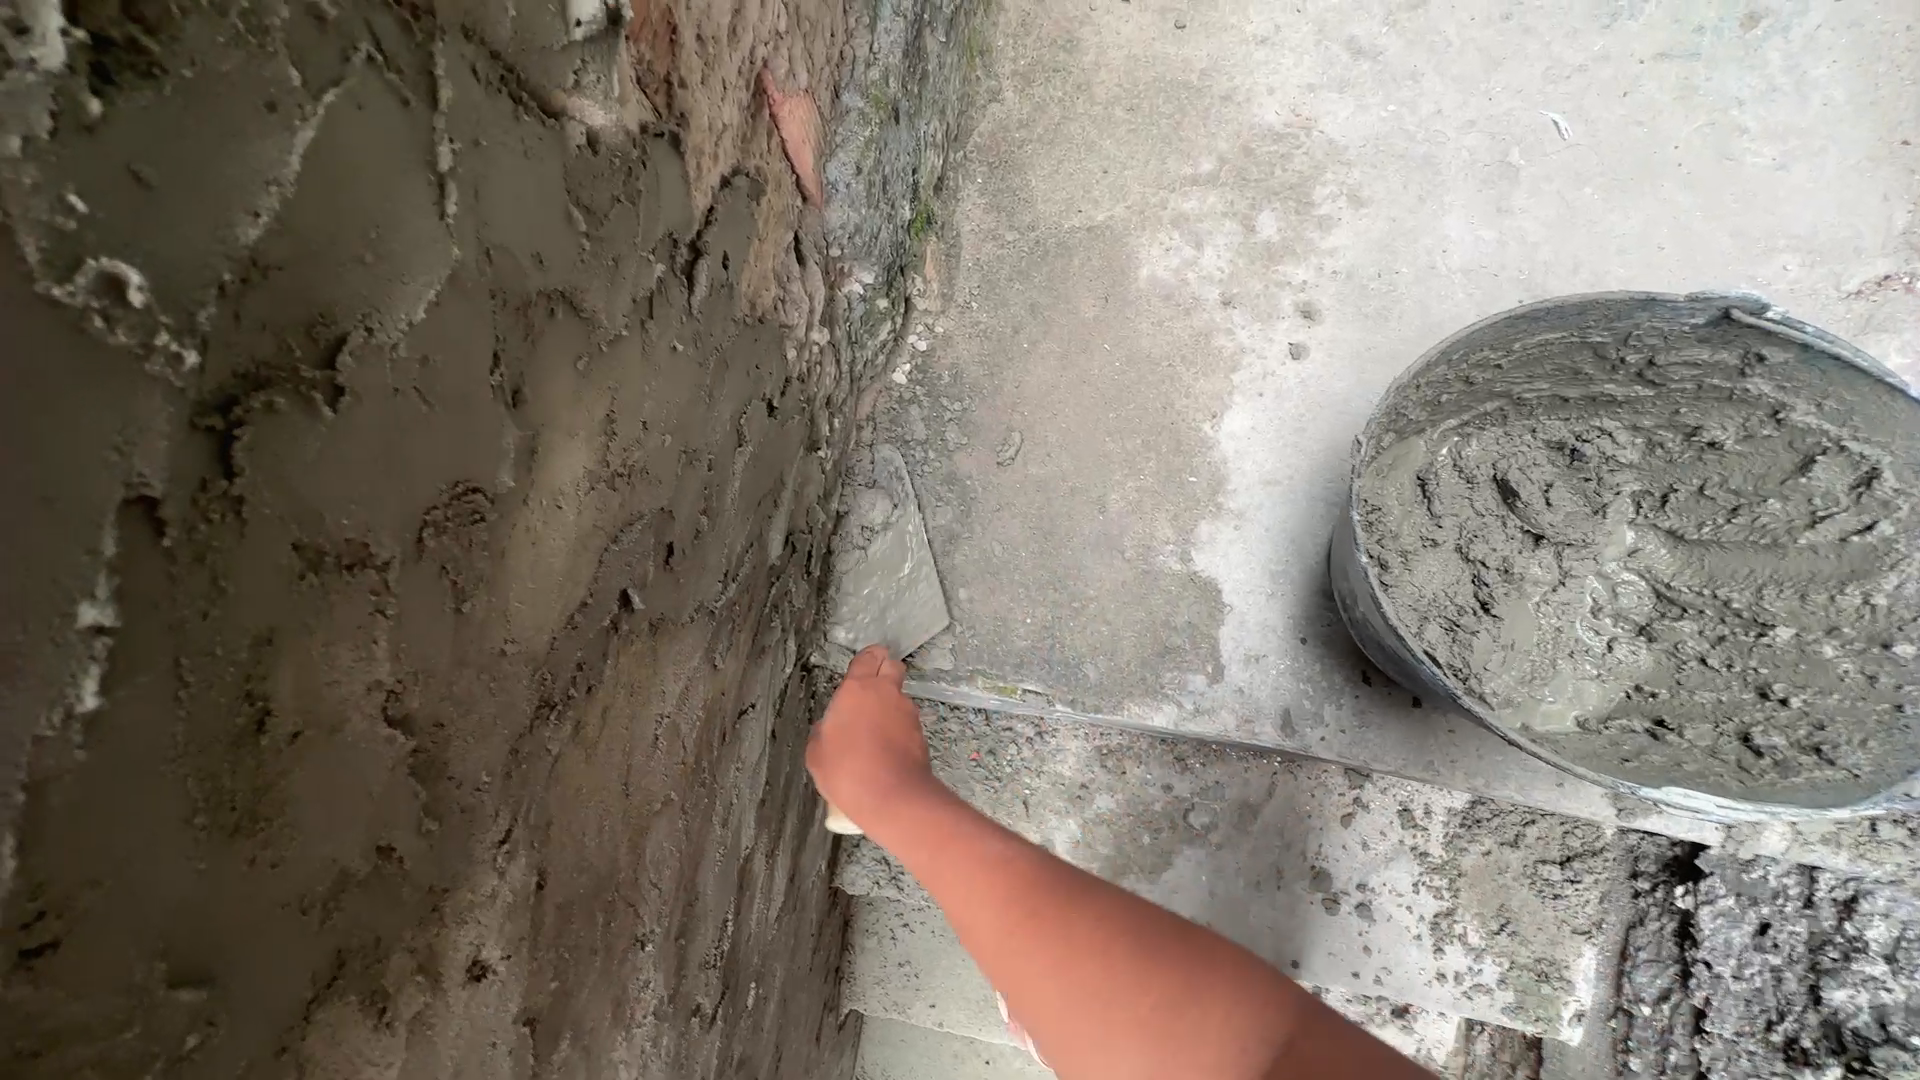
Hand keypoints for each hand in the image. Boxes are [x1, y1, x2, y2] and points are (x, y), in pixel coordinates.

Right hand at [807, 646, 942, 830]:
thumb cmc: (847, 770)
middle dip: (884, 670)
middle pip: (892, 666)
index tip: (861, 667)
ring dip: (890, 704)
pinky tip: (887, 748)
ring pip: (900, 696)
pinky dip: (899, 727)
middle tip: (870, 690)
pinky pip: (907, 721)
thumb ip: (822, 732)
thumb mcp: (816, 753)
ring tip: (876, 730)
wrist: (891, 796)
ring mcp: (907, 711)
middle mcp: (886, 693)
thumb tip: (827, 729)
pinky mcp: (920, 732)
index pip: (867, 657)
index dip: (866, 659)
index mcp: (857, 689)